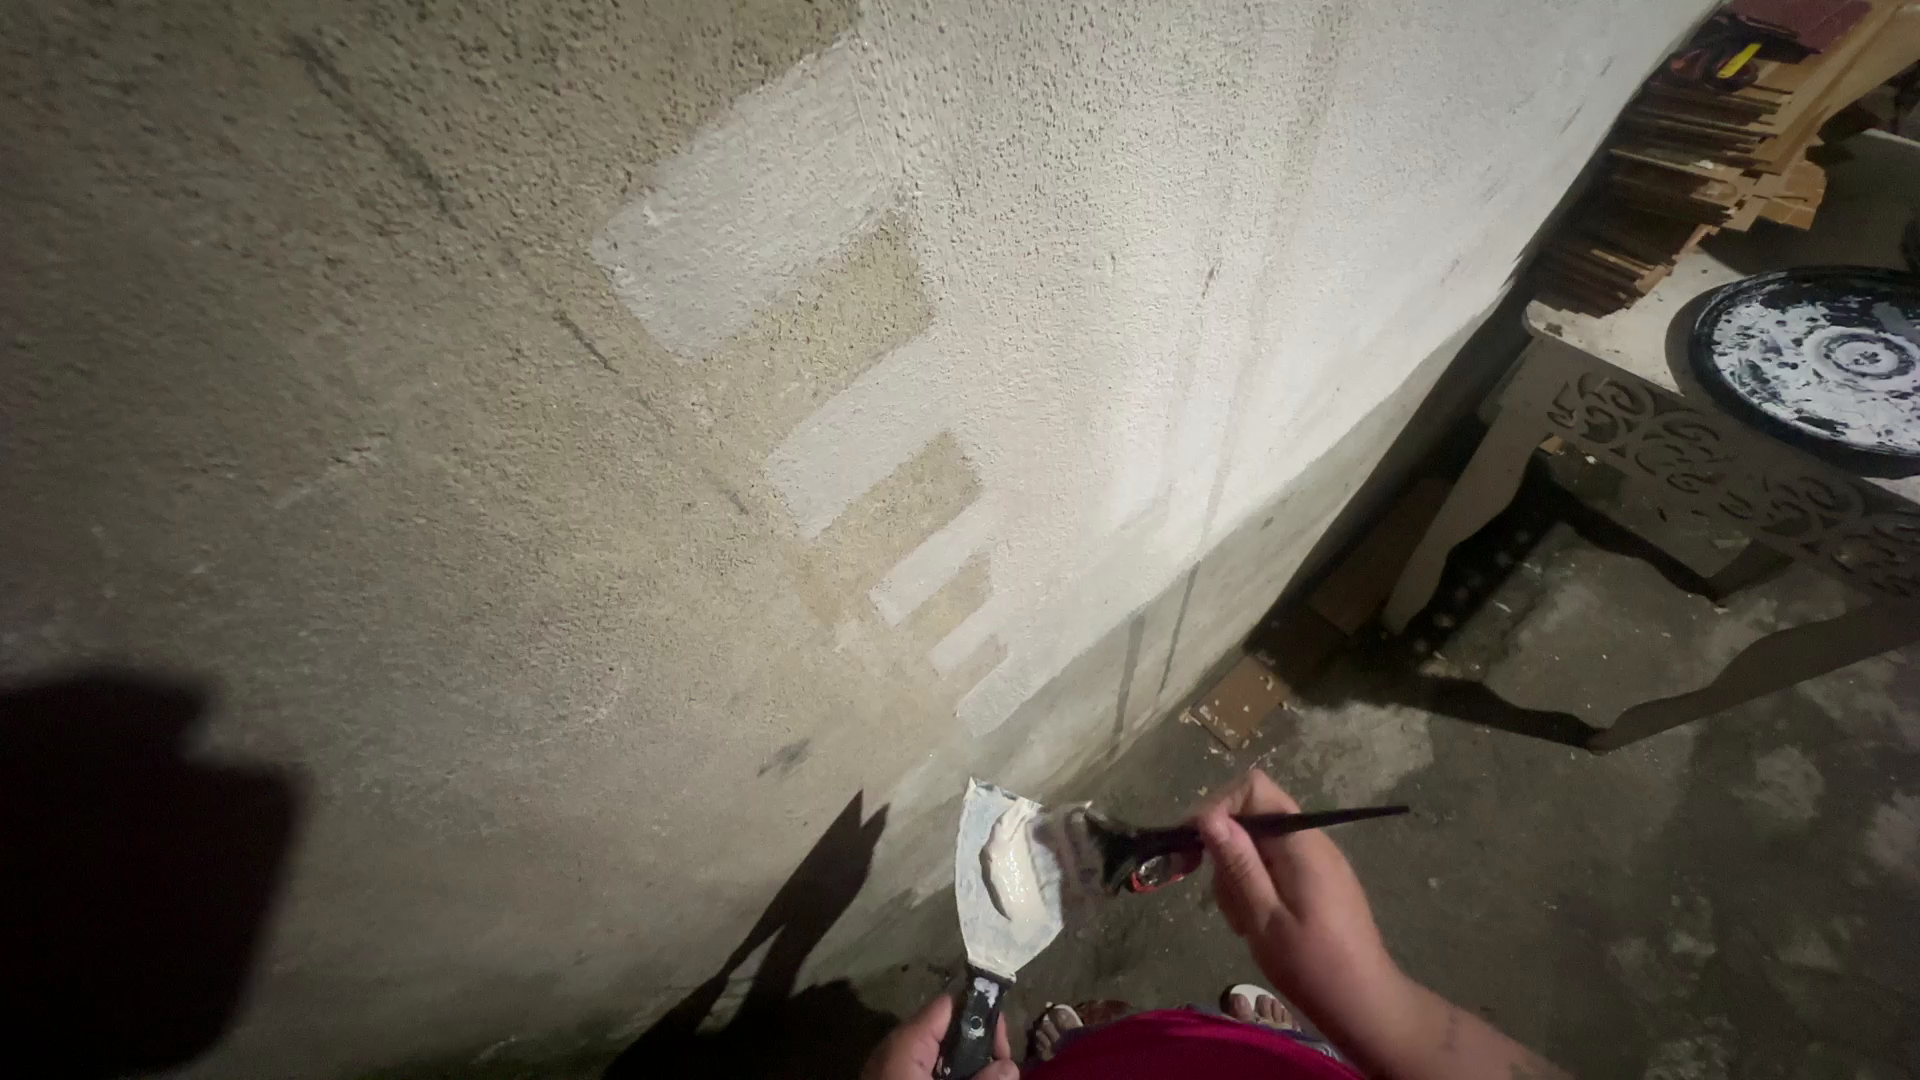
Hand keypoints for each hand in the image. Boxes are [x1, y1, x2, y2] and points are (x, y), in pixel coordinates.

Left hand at [861, 991, 1015, 1079]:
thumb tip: (1009, 1067)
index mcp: (907, 1042)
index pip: (950, 1005)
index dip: (982, 1019)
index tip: (1004, 1050)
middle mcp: (897, 1048)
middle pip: (948, 1032)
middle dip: (978, 1053)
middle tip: (1001, 1077)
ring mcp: (890, 1070)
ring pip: (938, 1058)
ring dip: (965, 1073)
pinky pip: (924, 1074)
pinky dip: (945, 1079)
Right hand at [1193, 769, 1406, 1027]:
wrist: (1369, 1011)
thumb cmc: (1315, 968)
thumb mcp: (1265, 919)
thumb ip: (1238, 865)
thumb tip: (1208, 817)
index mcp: (1301, 843)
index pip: (1253, 788)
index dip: (1218, 806)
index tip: (1195, 845)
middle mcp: (1309, 840)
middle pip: (1249, 813)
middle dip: (1223, 847)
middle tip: (1217, 893)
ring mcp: (1313, 859)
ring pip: (1254, 840)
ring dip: (1235, 872)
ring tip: (1240, 918)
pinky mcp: (1313, 879)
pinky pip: (1270, 861)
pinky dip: (1251, 883)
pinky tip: (1253, 919)